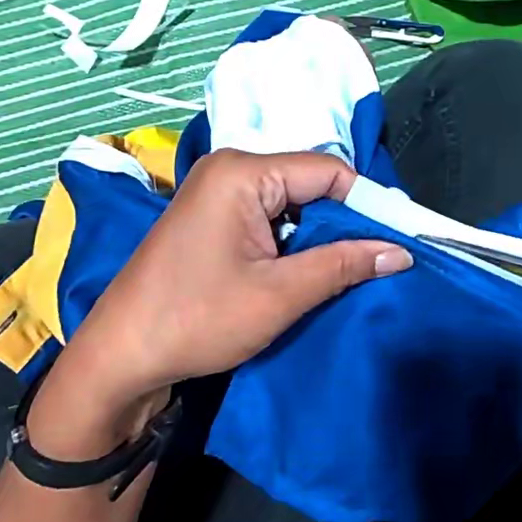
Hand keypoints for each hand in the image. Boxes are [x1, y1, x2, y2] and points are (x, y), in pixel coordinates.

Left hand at [28, 149, 412, 456]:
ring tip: (349, 271)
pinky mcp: (210, 217)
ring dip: (317, 235)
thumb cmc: (197, 318)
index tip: (400, 239)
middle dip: (343, 222)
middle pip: (307, 183)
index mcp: (242, 172)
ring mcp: (216, 191)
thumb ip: (342, 265)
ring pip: (289, 203)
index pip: (326, 170)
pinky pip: (266, 216)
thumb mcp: (278, 295)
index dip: (367, 203)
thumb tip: (400, 250)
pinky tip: (308, 270)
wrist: (121, 353)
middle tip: (380, 260)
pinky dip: (290, 241)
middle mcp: (228, 168)